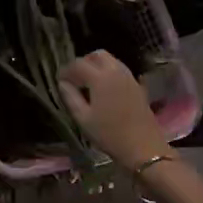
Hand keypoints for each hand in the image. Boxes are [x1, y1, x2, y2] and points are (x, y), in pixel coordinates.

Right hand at [59, 51, 175, 170]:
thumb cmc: (109, 134)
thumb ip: (70, 97)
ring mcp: (129, 77)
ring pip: (110, 60)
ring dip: (96, 66)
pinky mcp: (137, 85)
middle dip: (83, 62)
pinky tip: (102, 90)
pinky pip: (119, 70)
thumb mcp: (83, 118)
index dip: (65, 70)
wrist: (143, 147)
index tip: (59, 80)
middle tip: (74, 78)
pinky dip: (108, 73)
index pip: (78, 64)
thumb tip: (62, 83)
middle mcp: (116, 71)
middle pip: (97, 55)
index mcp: (100, 78)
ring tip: (87, 84)